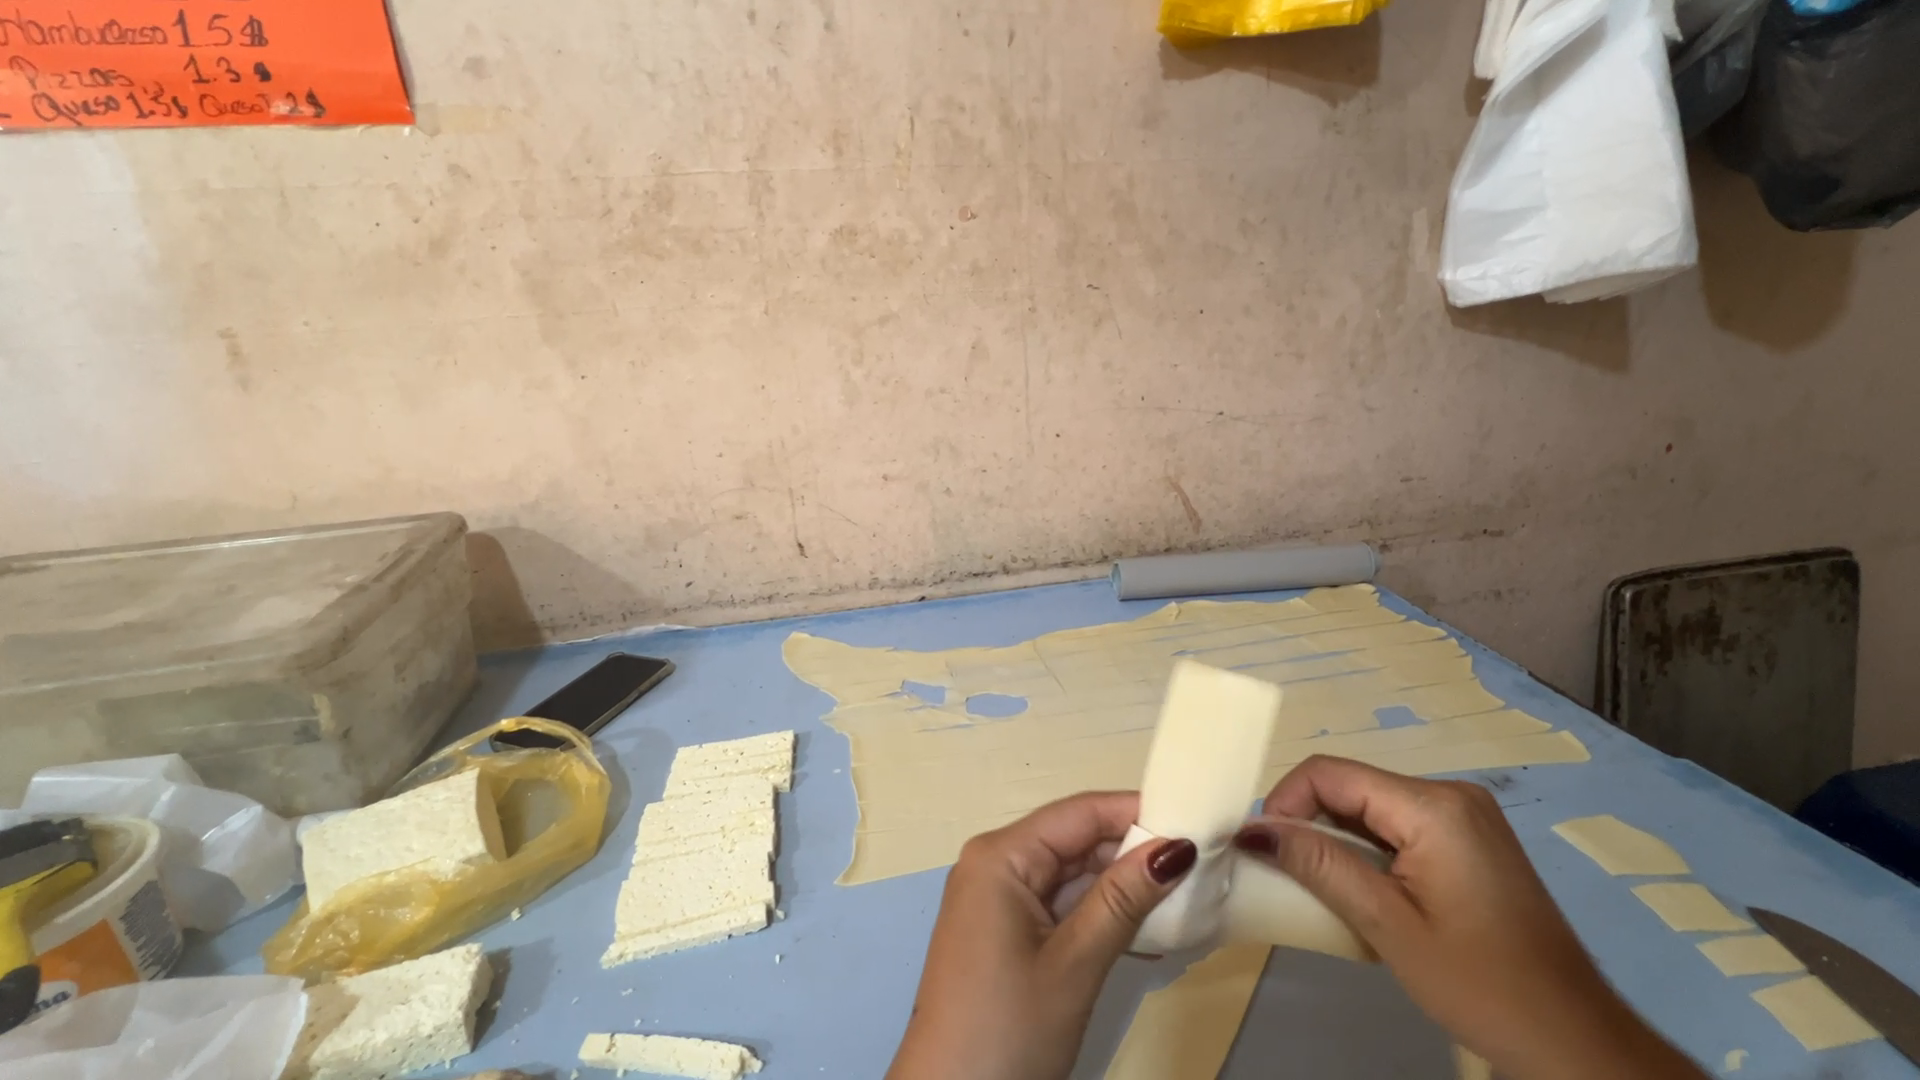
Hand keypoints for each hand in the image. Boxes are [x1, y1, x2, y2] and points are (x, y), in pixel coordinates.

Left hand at [887, 792, 1197, 1079]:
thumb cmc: (1010, 1026)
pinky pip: (1061, 905)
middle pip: (1075, 840)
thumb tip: (1176, 847)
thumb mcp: (1075, 962)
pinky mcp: (1006, 931)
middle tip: (1203, 865)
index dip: (1136, 810)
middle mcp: (995, 864)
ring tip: (1188, 897)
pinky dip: (1100, 915)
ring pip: (1072, 874)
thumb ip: (1124, 899)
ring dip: (1122, 887)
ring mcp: (998, 899)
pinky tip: (1149, 933)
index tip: (1197, 820)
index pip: (1079, 812)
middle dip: (1134, 851)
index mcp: (1001, 855)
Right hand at [1233, 756, 1706, 1079]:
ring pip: (1371, 805)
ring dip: (1335, 837)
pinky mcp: (1471, 839)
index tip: (1263, 849)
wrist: (1574, 1038)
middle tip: (1285, 871)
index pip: (1330, 773)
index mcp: (1433, 806)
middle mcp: (1450, 794)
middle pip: (1350, 785)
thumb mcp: (1387, 924)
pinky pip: (1398, 825)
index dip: (1285, 801)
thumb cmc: (1479, 983)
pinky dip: (1367, 848)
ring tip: (1318, 884)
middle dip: (1308, 821)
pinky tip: (1362, 888)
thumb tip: (1254, 830)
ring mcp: (1466, 816)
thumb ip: (1319, 865)